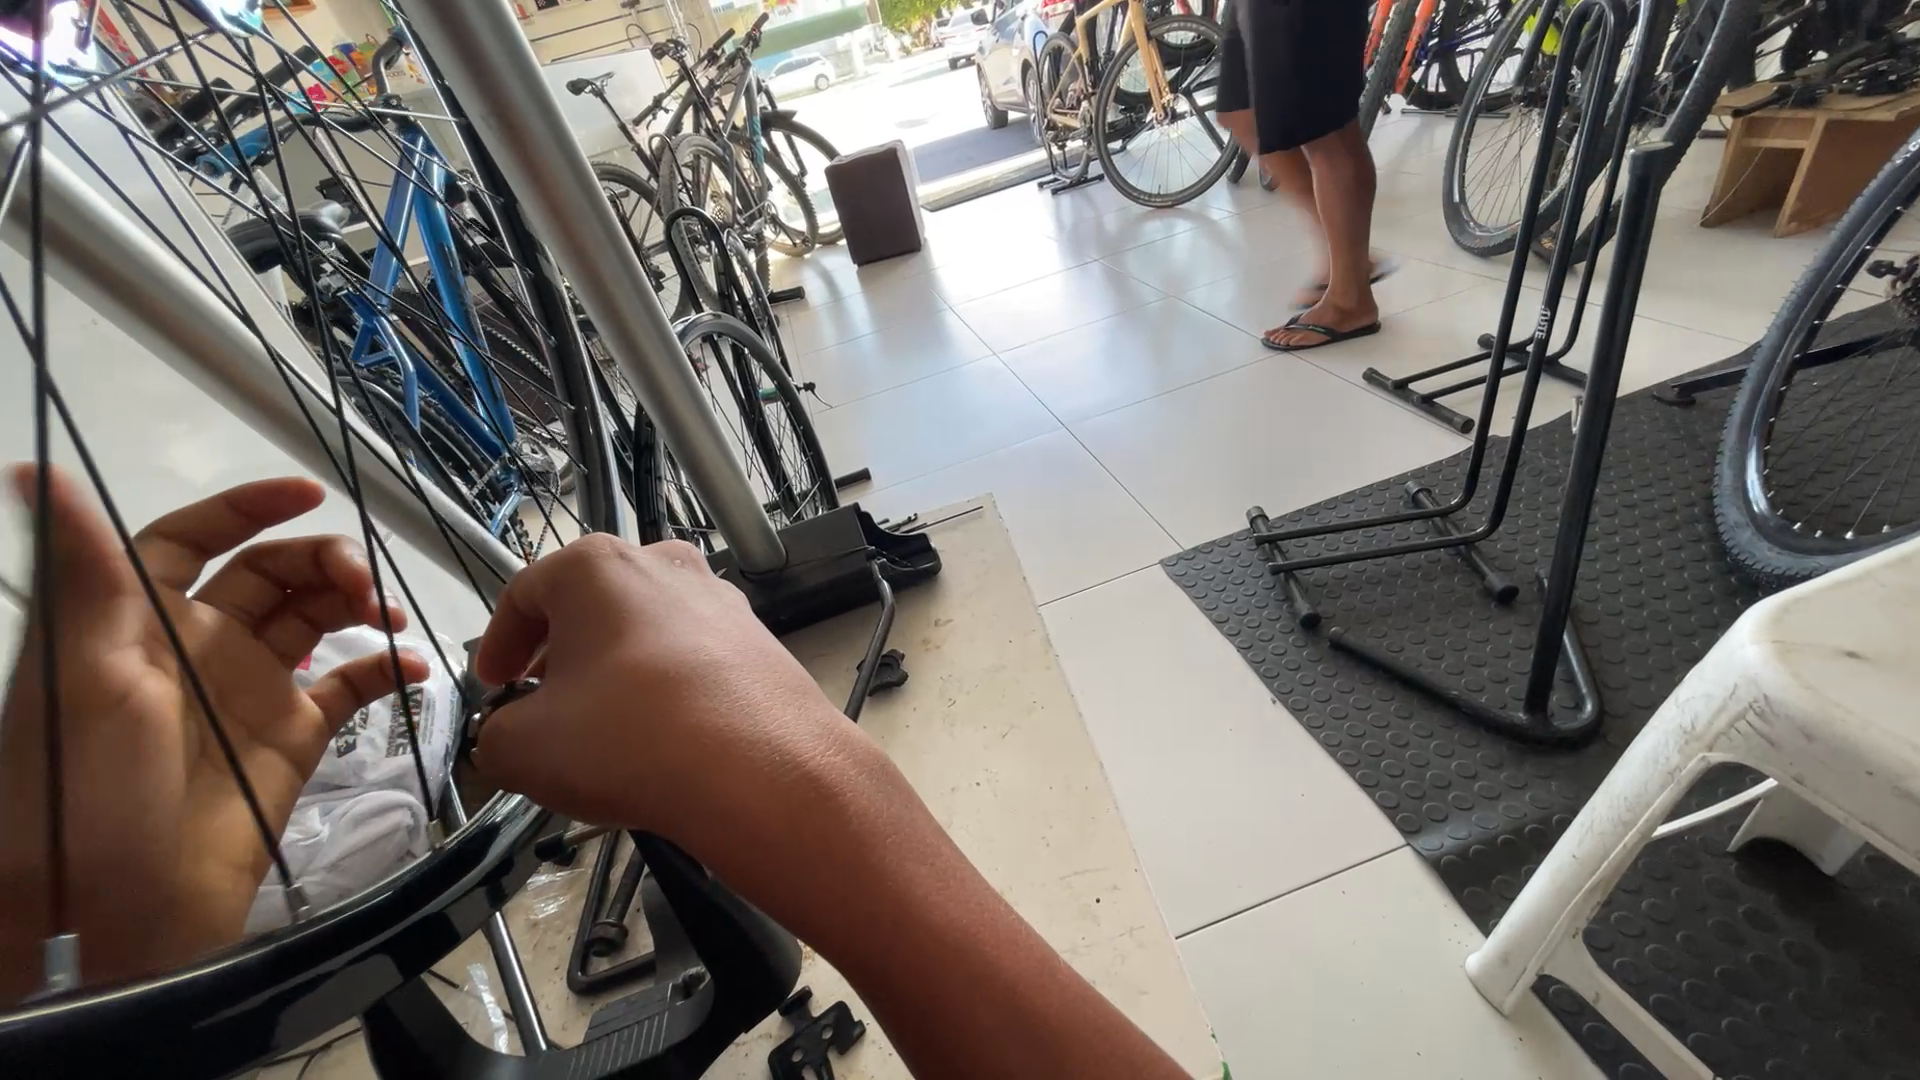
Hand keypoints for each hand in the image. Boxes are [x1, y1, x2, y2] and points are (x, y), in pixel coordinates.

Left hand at [0, 466, 427, 998]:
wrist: (120, 903)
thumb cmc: (83, 784)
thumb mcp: (78, 677)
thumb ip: (86, 579)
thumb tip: (38, 474)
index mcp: (140, 623)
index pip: (190, 541)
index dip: (245, 509)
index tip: (309, 493)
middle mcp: (203, 645)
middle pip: (275, 574)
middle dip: (325, 563)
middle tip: (361, 587)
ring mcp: (256, 686)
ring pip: (322, 618)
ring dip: (362, 605)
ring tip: (387, 619)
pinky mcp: (300, 728)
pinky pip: (356, 682)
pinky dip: (389, 668)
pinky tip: (412, 668)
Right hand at [472, 535, 879, 880]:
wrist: (763, 763)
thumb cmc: (628, 736)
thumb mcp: (522, 746)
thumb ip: (496, 731)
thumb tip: (514, 730)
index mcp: (597, 566)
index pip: (524, 593)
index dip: (498, 643)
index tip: (493, 684)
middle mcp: (665, 564)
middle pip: (593, 605)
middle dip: (562, 653)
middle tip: (546, 704)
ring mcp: (721, 598)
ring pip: (648, 626)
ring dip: (619, 666)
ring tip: (609, 724)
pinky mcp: (759, 636)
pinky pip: (696, 652)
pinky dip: (671, 681)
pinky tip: (668, 729)